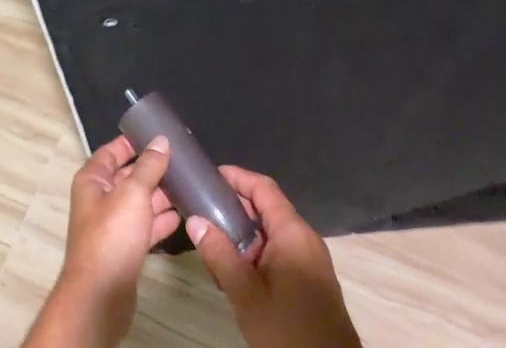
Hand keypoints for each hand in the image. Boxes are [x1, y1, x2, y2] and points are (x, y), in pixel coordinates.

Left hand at [23, 134, 177, 346]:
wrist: (102, 293)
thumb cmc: (113, 234)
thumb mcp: (133, 193)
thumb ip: (149, 166)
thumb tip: (161, 141)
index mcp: (93, 179)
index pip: (112, 151)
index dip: (133, 142)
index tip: (159, 134)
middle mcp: (100, 199)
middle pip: (129, 176)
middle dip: (154, 169)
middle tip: (184, 161)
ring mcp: (112, 225)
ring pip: (139, 202)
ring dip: (161, 195)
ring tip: (190, 185)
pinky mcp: (125, 247)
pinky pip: (145, 226)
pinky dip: (161, 220)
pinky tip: (184, 215)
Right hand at [188, 165, 362, 347]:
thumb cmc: (288, 328)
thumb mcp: (246, 293)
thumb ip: (219, 254)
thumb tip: (195, 220)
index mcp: (293, 233)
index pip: (264, 188)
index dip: (237, 177)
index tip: (209, 176)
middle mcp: (305, 238)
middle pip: (267, 209)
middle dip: (234, 210)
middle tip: (202, 216)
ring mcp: (310, 259)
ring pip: (271, 234)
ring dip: (242, 237)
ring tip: (212, 251)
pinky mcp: (310, 279)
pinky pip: (279, 253)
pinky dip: (256, 255)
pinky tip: (234, 275)